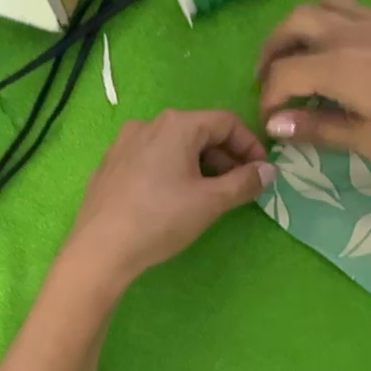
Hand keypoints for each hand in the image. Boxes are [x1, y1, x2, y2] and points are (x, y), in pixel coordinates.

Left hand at [64, 110, 274, 286]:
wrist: (101, 248)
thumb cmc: (161, 220)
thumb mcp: (210, 202)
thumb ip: (244, 183)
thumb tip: (268, 171)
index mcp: (177, 125)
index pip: (226, 122)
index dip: (250, 145)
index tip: (261, 172)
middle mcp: (149, 124)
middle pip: (199, 132)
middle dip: (225, 158)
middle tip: (238, 188)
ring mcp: (125, 143)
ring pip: (175, 146)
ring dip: (200, 166)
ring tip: (208, 197)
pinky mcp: (111, 164)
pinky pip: (152, 159)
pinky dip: (173, 172)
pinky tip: (173, 200)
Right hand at [256, 0, 370, 166]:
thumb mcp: (364, 141)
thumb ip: (317, 129)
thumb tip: (275, 125)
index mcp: (341, 67)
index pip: (285, 73)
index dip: (269, 99)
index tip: (270, 126)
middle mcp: (350, 36)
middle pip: (294, 24)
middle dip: (272, 53)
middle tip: (268, 86)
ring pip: (318, 7)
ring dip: (296, 30)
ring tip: (292, 61)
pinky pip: (345, 7)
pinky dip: (325, 21)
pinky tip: (330, 50)